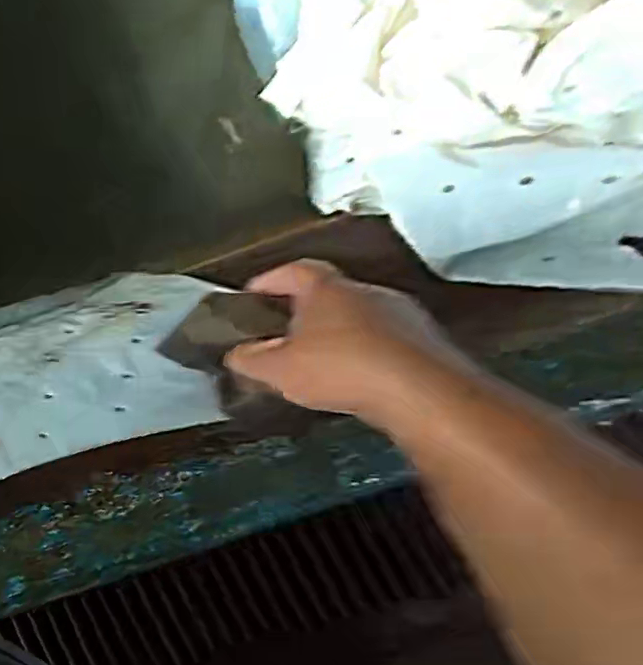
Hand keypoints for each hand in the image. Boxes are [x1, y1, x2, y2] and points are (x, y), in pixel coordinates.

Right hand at [224, 259, 476, 427]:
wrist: (423, 394)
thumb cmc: (340, 369)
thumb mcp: (272, 370)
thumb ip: (247, 358)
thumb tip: (239, 353)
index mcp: (329, 291)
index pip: (295, 270)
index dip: (269, 280)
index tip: (251, 295)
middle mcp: (369, 292)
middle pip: (328, 293)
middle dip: (300, 311)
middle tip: (277, 333)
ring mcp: (404, 313)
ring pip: (356, 314)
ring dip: (332, 331)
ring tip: (312, 358)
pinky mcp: (425, 338)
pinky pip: (381, 335)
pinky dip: (360, 348)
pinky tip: (347, 373)